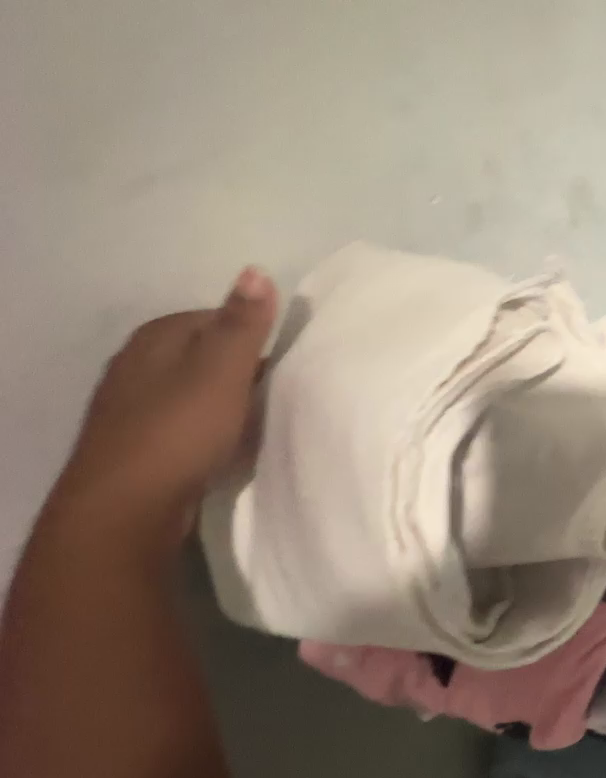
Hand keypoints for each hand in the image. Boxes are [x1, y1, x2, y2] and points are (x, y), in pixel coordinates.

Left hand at [53, 268, 277, 546]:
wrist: (131, 499)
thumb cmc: (181, 429)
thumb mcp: (222, 372)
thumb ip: (242, 325)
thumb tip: (256, 269)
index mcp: (158, 337)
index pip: (217, 318)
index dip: (258, 335)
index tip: (294, 359)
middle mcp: (139, 361)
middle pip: (206, 351)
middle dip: (246, 365)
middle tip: (289, 388)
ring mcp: (136, 400)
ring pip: (198, 385)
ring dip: (232, 396)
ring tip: (268, 414)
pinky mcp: (144, 436)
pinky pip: (190, 415)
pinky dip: (216, 421)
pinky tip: (234, 439)